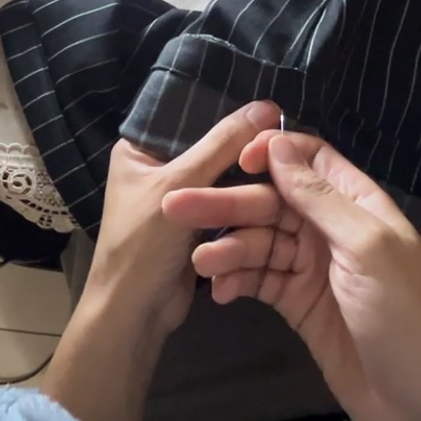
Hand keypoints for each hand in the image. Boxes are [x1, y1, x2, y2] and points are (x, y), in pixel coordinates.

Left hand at [40, 100, 282, 420]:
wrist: (135, 315)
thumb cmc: (143, 243)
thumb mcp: (181, 185)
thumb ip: (222, 145)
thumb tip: (267, 107)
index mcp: (140, 147)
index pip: (186, 114)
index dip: (224, 108)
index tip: (266, 105)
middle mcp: (158, 166)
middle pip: (208, 146)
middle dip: (241, 145)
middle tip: (282, 134)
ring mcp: (180, 197)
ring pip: (222, 176)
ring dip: (247, 174)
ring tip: (286, 159)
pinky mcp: (198, 225)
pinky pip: (227, 202)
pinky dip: (246, 200)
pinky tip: (278, 188)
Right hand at [162, 132, 420, 420]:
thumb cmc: (404, 318)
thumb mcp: (365, 248)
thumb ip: (318, 196)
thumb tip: (278, 143)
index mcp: (355, 204)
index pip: (308, 160)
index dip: (270, 154)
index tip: (232, 161)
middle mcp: (329, 228)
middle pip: (271, 201)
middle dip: (228, 203)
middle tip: (177, 208)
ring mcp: (311, 267)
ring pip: (259, 241)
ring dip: (227, 248)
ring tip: (198, 263)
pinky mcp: (297, 303)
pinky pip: (259, 279)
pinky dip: (236, 280)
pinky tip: (217, 290)